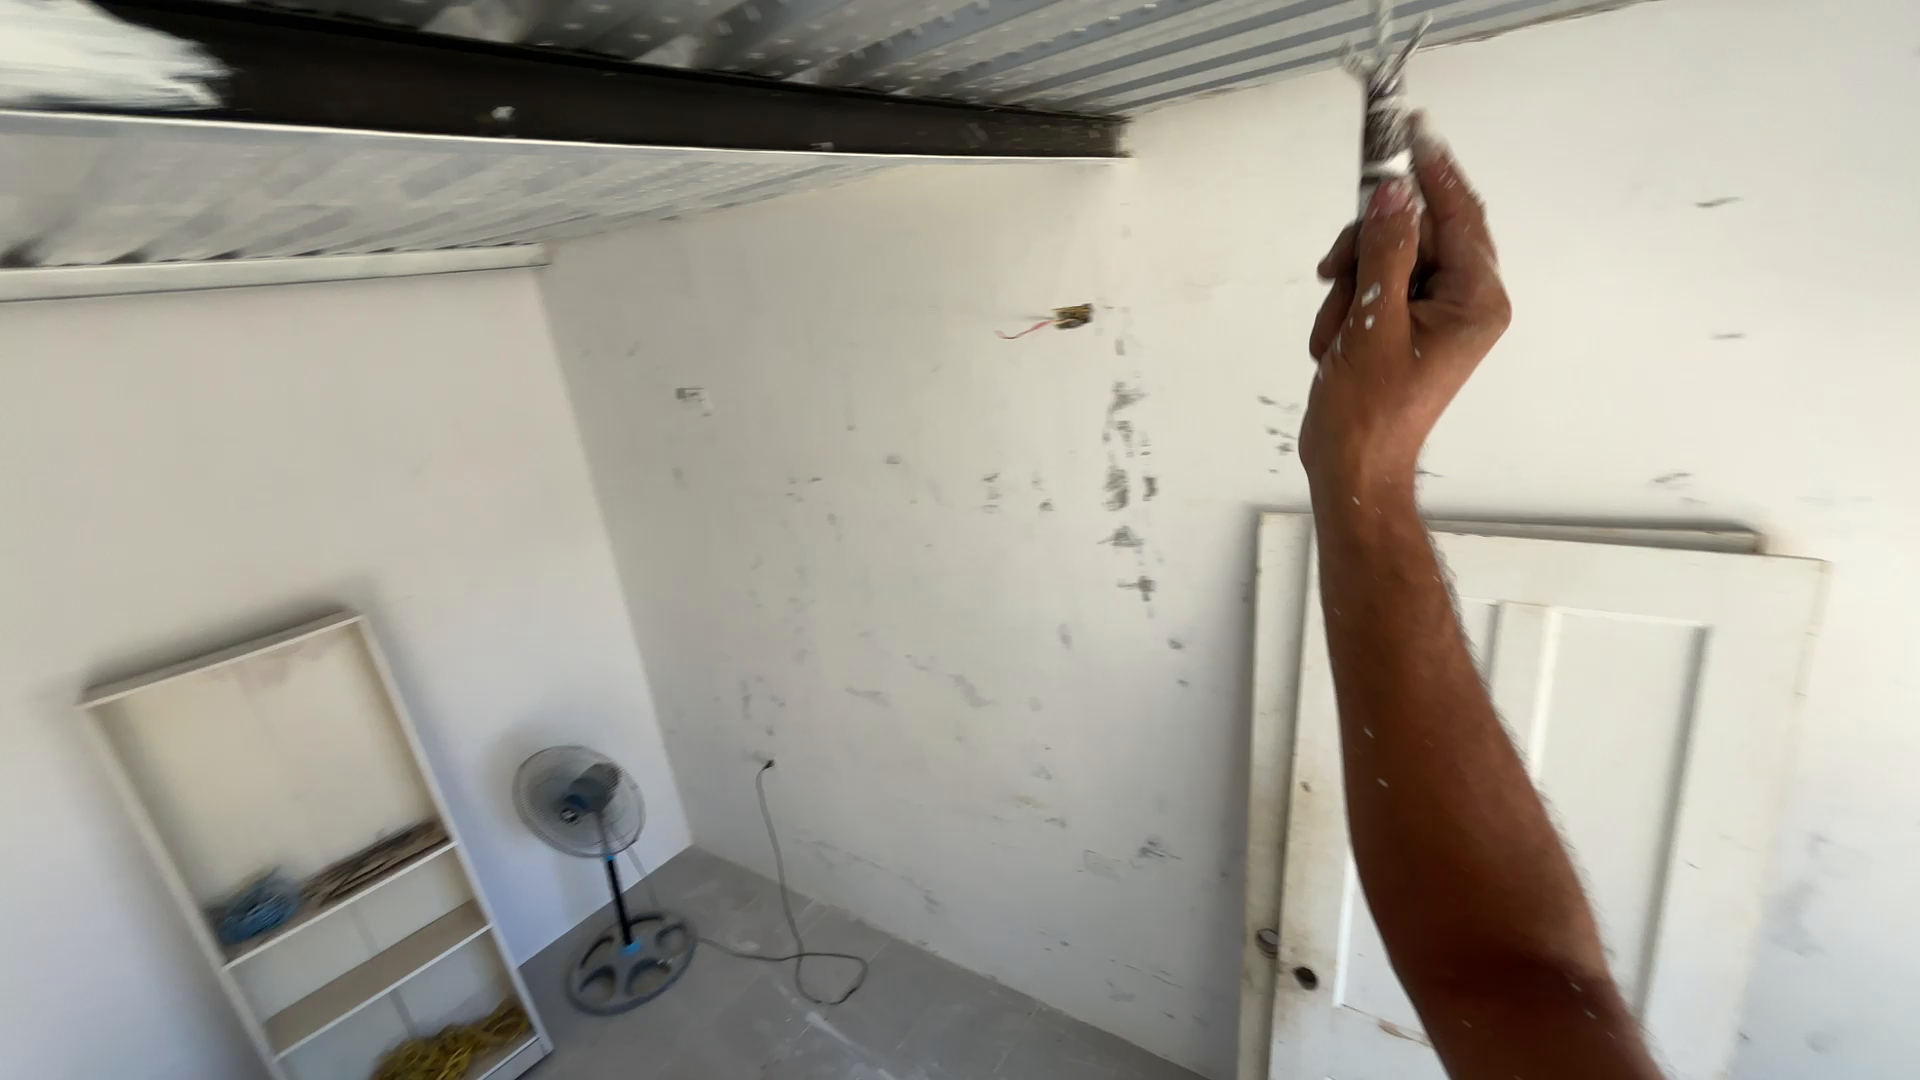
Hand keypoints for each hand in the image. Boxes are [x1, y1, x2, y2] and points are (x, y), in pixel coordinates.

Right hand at [1299, 116, 1509, 497]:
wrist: (1350, 467)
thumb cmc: (1368, 411)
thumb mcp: (1374, 325)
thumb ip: (1385, 253)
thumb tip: (1393, 193)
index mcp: (1475, 299)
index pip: (1458, 216)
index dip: (1432, 174)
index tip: (1410, 135)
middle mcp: (1460, 302)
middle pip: (1412, 237)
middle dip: (1365, 255)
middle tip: (1332, 272)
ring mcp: (1427, 318)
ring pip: (1381, 265)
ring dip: (1346, 293)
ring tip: (1334, 339)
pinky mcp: (1397, 331)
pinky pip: (1367, 295)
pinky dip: (1342, 313)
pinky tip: (1334, 347)